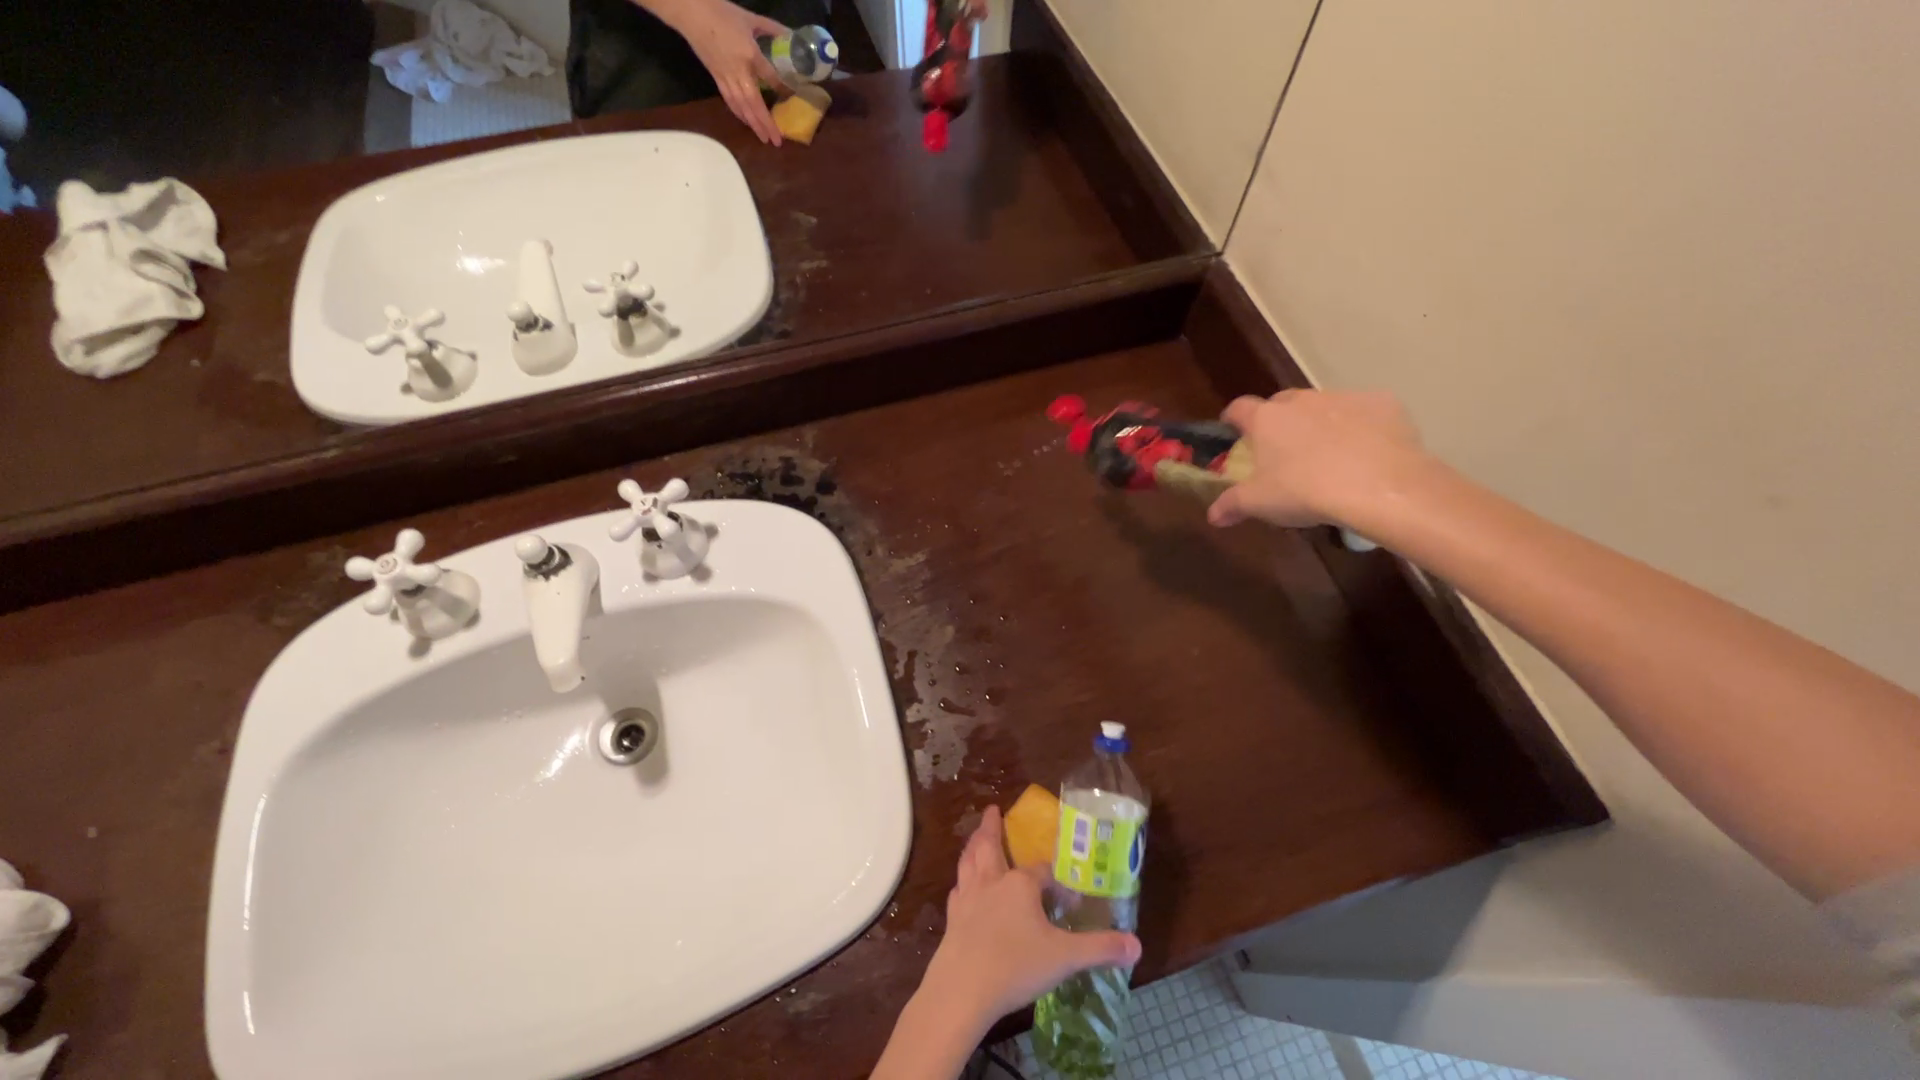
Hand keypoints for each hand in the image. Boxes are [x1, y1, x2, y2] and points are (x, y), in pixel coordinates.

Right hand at [659, 0, 786, 144]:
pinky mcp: (716, 77)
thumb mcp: (750, 18)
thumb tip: (789, 35)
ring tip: (764, 137)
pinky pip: (729, 100)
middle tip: (776, 140)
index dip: (781, 88)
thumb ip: (771, 28)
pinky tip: (746, 121)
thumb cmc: (722, 12)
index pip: (769, 77)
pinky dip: (739, 113)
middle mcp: (738, 71)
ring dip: (753, 123)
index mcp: (750, 54)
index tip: (791, 98)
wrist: (691, 13)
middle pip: (754, 102)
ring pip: (741, 106)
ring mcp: (725, 76)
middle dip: (765, 123)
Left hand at [920, 805, 1140, 1021]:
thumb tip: (1136, 945)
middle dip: (992, 828)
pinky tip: (961, 887)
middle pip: (989, 847)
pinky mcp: (951, 920)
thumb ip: (1100, 948)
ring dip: (972, 846)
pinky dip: (961, 882)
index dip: (1056, 880)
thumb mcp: (1066, 958)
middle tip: (992, 809)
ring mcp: (967, 900)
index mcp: (1019, 885)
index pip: (1041, 870)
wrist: (962, 990)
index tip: (1069, 895)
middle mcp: (991, 883)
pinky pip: (957, 891)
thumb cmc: (1016, 966)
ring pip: (968, 862)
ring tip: (974, 838)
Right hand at [1208, 389, 1430, 529]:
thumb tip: (1212, 515)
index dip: (1233, 419)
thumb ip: (1231, 505)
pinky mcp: (1382, 403)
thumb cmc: (1307, 492)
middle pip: (1282, 404)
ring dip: (1320, 423)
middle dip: (1280, 422)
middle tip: (1285, 451)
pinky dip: (1361, 427)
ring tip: (1330, 455)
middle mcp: (1302, 400)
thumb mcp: (1261, 504)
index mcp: (1267, 420)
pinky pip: (1364, 412)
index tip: (1234, 432)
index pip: (1239, 408)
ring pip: (1324, 406)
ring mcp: (1344, 398)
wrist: (1380, 488)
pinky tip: (1368, 453)